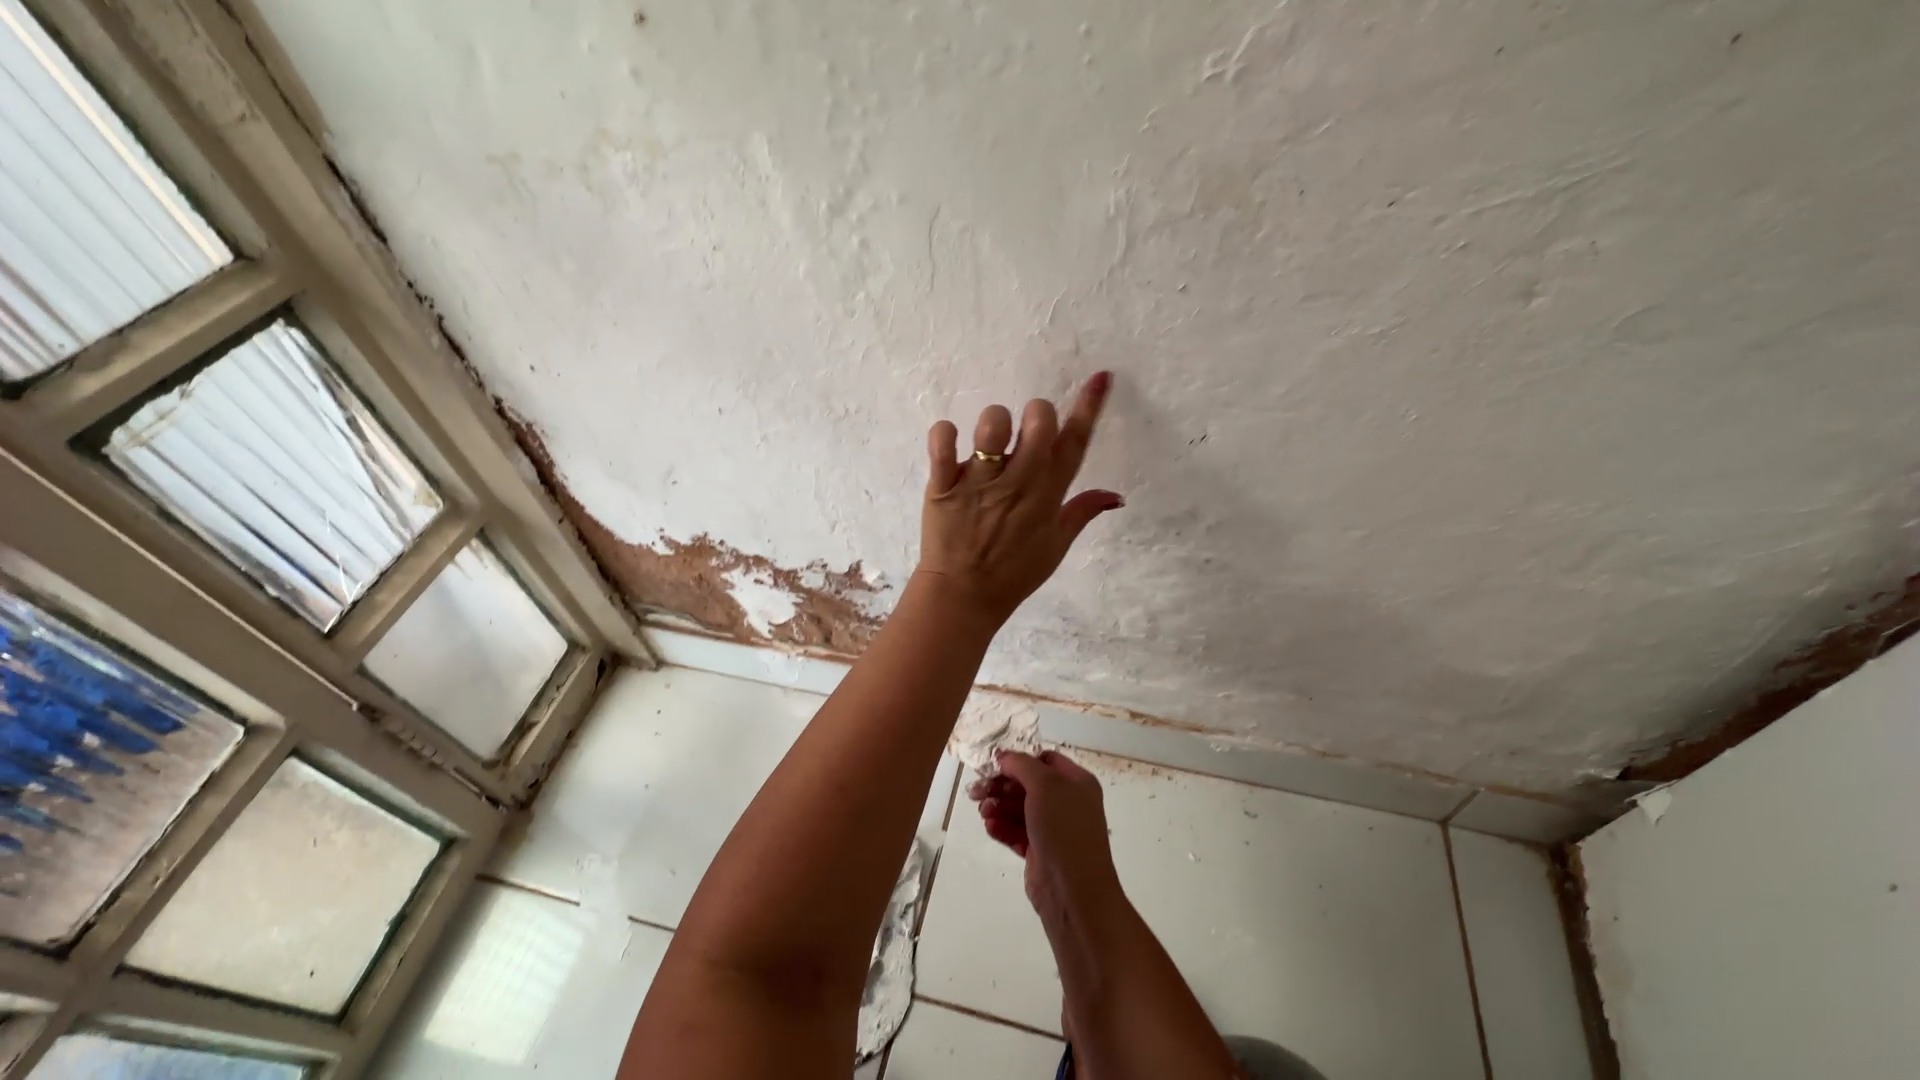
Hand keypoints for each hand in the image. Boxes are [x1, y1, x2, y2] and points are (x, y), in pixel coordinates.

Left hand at [917, 372, 1122, 624]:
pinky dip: (944, 433)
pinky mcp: (943, 486)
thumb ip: (1082, 512)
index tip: (1099, 377)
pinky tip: (949, 439)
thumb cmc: (1013, 573)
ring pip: (991, 427)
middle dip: (1038, 412)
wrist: (963, 596)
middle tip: (1026, 428)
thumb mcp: (1056, 546)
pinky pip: (942, 444)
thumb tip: (1115, 495)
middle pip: (1038, 423)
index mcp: (1047, 497)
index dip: (1089, 407)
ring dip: (993, 423)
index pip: (1074, 444)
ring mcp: (979, 484)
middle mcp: (1017, 484)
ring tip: (987, 441)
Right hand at [969, 749, 1122, 915]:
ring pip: (1019, 809)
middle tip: (976, 792)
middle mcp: (1066, 802)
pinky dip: (1002, 827)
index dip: (1020, 761)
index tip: (995, 766)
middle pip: (1027, 785)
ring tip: (983, 813)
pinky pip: (1016, 832)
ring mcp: (1053, 828)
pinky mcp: (1039, 851)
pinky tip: (990, 828)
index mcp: (1076, 782)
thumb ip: (1022, 765)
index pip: (1045, 761)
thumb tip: (1004, 756)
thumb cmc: (1063, 828)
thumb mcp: (1045, 785)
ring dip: (998, 807)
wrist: (1073, 888)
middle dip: (1001, 786)